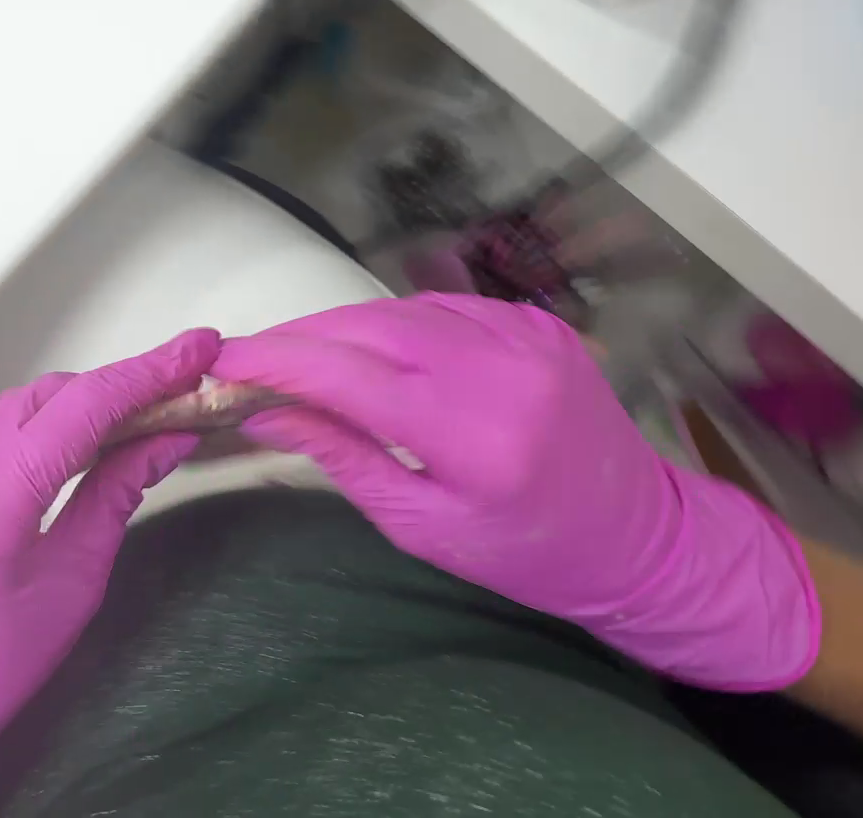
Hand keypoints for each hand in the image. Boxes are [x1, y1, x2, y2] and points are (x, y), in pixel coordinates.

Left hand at [0, 329, 220, 817]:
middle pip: (48, 396)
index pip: (84, 407)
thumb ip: (118, 492)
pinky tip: (50, 452)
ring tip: (116, 432)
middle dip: (112, 393)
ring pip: (12, 404)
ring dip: (67, 409)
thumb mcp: (73, 582)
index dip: (148, 372)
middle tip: (169, 400)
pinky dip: (22, 428)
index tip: (197, 348)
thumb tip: (170, 436)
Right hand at [213, 294, 817, 691]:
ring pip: (396, 308)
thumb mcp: (416, 523)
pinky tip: (368, 350)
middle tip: (248, 356)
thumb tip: (260, 410)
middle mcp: (501, 367)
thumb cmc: (524, 553)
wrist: (644, 538)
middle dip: (296, 336)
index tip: (218, 360)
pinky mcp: (534, 321)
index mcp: (472, 434)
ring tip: (297, 355)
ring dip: (337, 327)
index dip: (273, 360)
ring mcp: (524, 333)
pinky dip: (387, 323)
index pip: (346, 375)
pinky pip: (436, 308)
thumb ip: (337, 453)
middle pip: (366, 326)